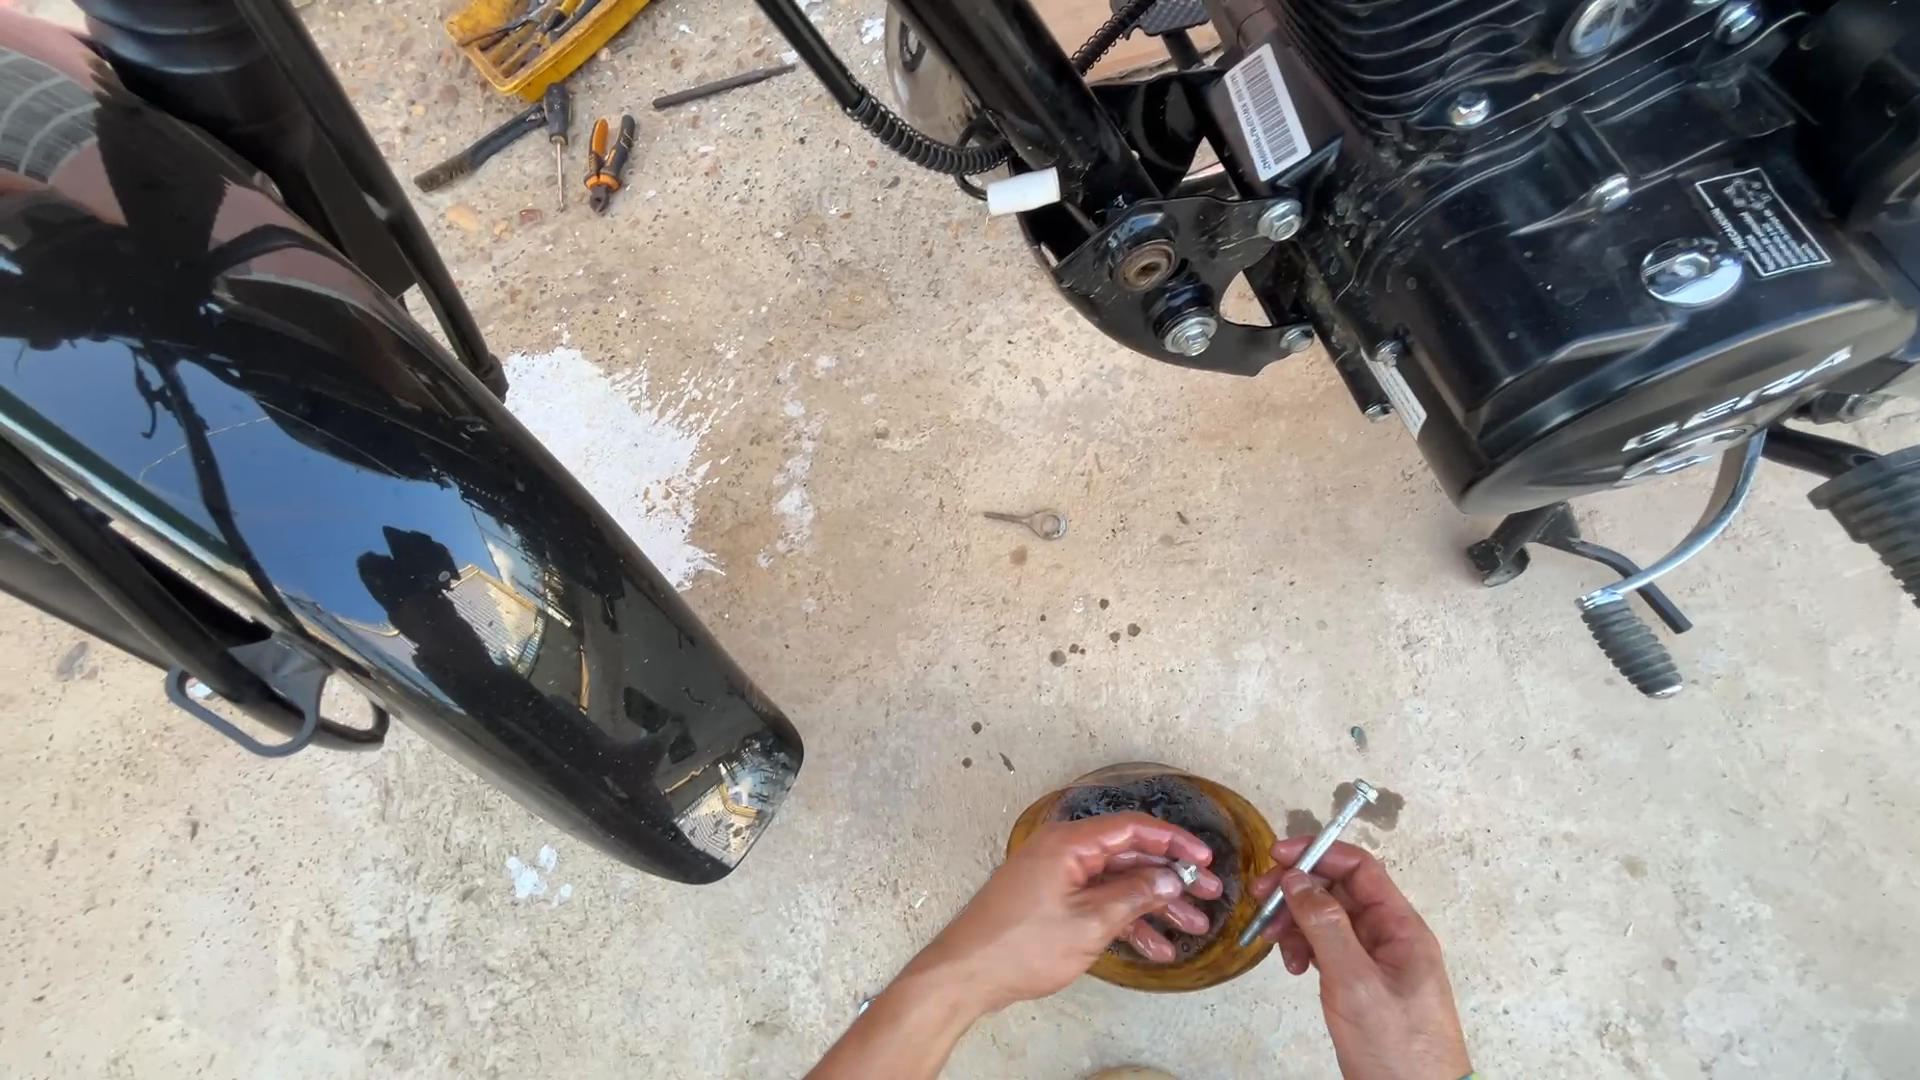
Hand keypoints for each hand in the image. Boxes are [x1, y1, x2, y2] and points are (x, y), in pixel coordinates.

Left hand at [905, 812, 1223, 1014]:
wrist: (967, 972)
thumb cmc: (1020, 944)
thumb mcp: (1088, 923)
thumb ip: (1132, 897)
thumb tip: (1168, 879)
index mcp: (1069, 842)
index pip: (1131, 828)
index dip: (1172, 840)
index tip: (1203, 857)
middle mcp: (1064, 850)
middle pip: (1127, 854)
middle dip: (1169, 876)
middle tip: (1208, 894)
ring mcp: (1059, 875)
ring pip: (1117, 881)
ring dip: (1153, 903)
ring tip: (1192, 926)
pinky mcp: (1054, 899)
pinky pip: (1098, 901)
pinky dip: (1126, 920)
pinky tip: (1156, 947)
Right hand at [1250, 838, 1470, 1079]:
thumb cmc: (1394, 1044)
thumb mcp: (1355, 983)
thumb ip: (1326, 925)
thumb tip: (1295, 876)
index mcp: (1400, 927)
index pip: (1359, 868)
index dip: (1318, 854)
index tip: (1275, 857)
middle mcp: (1387, 935)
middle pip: (1336, 890)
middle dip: (1296, 889)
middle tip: (1259, 898)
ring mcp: (1372, 959)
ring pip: (1325, 917)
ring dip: (1294, 920)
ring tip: (1271, 940)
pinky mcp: (1357, 981)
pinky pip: (1324, 946)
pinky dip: (1302, 947)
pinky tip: (1291, 966)